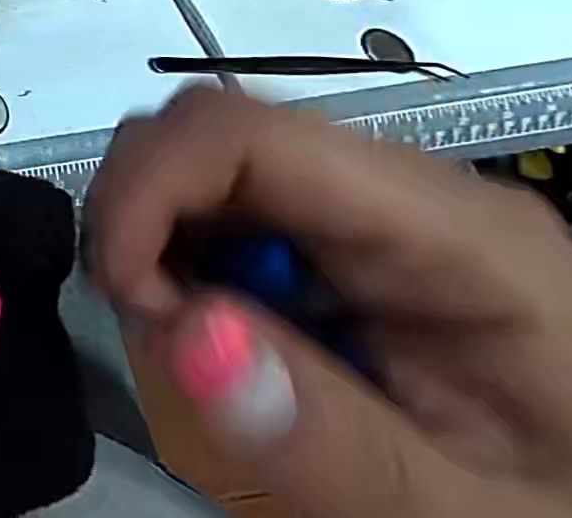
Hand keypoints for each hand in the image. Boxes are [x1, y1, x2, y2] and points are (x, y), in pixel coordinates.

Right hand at [86, 87, 571, 517]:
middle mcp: (395, 188)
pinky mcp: (321, 229)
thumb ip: (334, 443)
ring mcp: (352, 203)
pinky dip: (168, 248)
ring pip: (194, 157)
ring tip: (178, 328)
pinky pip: (209, 202)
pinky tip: (203, 315)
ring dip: (148, 231)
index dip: (148, 186)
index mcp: (453, 229)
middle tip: (146, 317)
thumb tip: (185, 333)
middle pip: (209, 128)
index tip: (119, 291)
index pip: (246, 134)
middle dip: (139, 208)